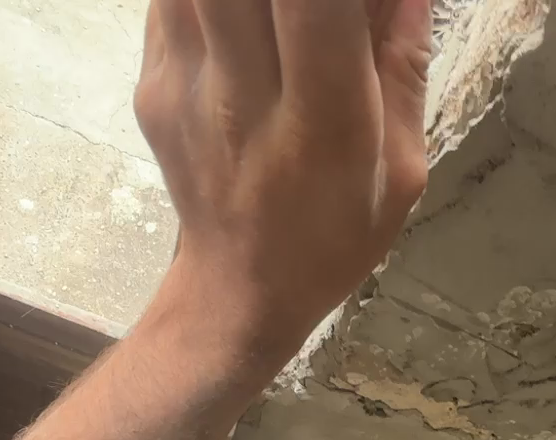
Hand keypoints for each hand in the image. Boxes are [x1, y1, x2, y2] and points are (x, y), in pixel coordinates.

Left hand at [135, 0, 432, 359]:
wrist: (236, 294)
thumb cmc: (330, 243)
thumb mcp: (398, 176)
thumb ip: (405, 69)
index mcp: (320, 124)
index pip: (316, 0)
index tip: (352, 4)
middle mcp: (241, 98)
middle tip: (308, 13)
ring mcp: (182, 89)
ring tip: (273, 26)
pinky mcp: (149, 88)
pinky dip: (208, 0)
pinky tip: (239, 29)